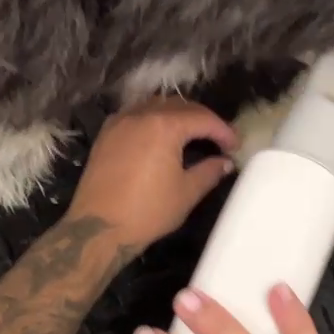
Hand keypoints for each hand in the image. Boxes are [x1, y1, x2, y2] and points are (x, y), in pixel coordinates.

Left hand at [69, 97, 237, 248]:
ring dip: (178, 115)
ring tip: (192, 134)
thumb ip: (209, 171)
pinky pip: (136, 114)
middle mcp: (141, 115)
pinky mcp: (106, 134)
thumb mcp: (187, 193)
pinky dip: (154, 118)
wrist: (98, 228)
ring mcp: (120, 122)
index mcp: (164, 126)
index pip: (203, 118)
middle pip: (180, 106)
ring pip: (156, 105)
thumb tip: (225, 162)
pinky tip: (161, 135)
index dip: (223, 131)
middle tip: (218, 139)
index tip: (235, 146)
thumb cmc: (147, 211)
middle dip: (203, 119)